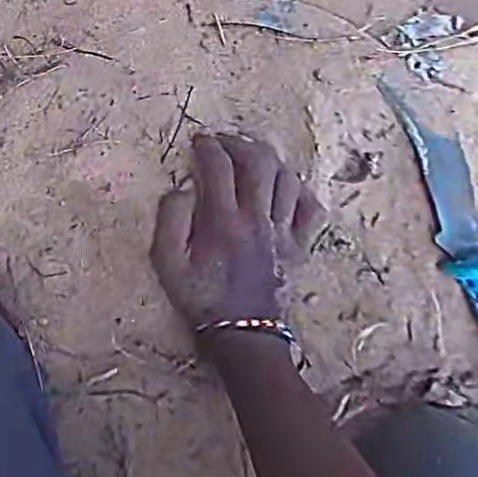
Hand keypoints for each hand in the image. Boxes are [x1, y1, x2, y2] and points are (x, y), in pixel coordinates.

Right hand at [152, 134, 326, 329]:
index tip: (198, 141)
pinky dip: (298, 189)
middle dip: (239, 143)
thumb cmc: (199, 296)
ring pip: (287, 178)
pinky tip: (281, 187)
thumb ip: (171, 219)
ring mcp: (283, 233)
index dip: (208, 146)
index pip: (219, 167)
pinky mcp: (300, 246)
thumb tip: (183, 187)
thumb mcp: (167, 262)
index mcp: (223, 221)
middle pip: (258, 162)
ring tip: (249, 157)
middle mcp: (257, 220)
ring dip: (267, 160)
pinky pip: (311, 207)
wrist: (243, 335)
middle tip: (223, 141)